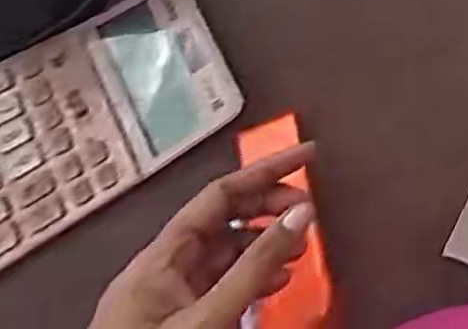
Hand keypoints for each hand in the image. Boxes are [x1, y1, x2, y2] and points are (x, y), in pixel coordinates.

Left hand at [89, 143, 317, 328]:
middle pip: (224, 219)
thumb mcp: (209, 320)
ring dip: (265, 244)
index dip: (265, 170)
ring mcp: (165, 303)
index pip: (219, 195)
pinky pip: (221, 284)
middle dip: (269, 208)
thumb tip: (303, 209)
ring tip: (299, 252)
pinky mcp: (176, 326)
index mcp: (158, 261)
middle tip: (309, 212)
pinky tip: (276, 286)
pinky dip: (253, 276)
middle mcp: (160, 273)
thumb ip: (258, 263)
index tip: (308, 156)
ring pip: (225, 252)